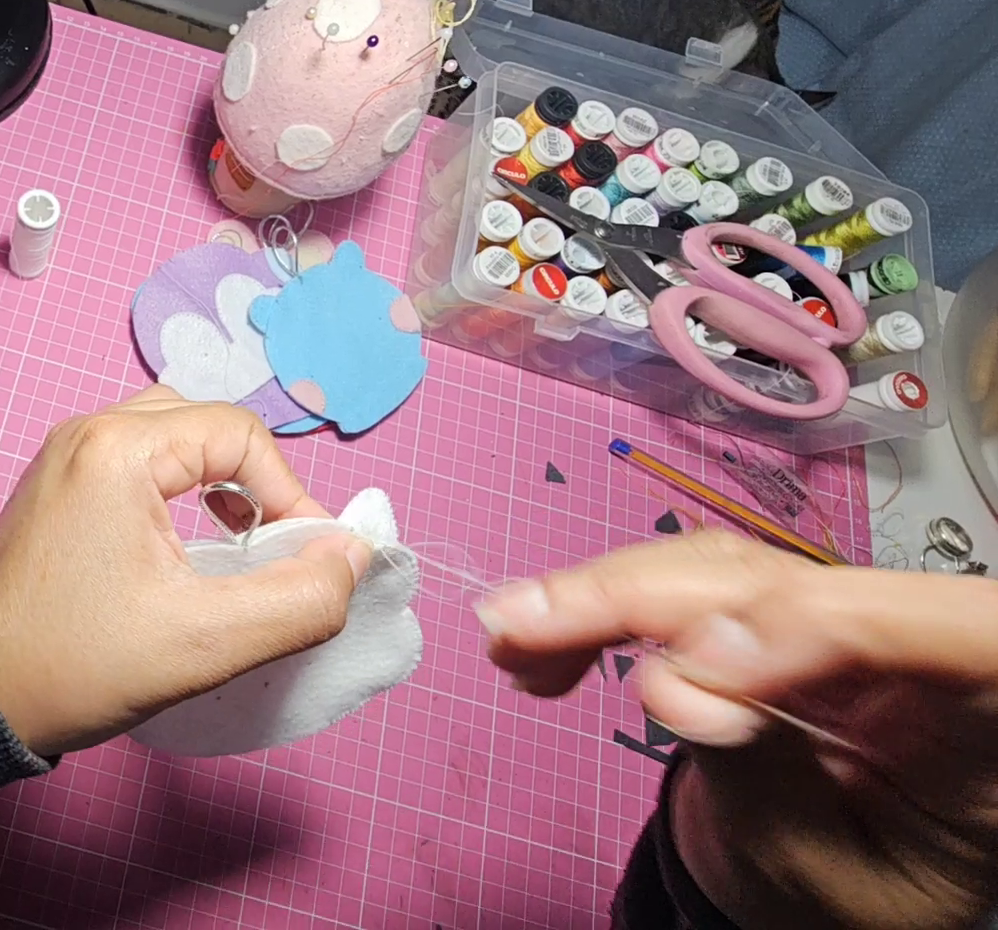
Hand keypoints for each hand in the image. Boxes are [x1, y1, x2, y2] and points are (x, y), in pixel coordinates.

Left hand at [0, 386, 369, 756]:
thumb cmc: (76, 663)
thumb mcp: (205, 642)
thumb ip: (298, 598)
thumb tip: (351, 554)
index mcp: (118, 449)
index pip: (239, 433)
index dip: (291, 493)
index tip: (306, 559)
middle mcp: (89, 432)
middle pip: (205, 423)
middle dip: (255, 479)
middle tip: (271, 546)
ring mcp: (67, 453)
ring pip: (172, 434)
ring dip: (217, 476)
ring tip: (236, 534)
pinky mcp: (59, 480)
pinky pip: (137, 456)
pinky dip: (178, 483)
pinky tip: (187, 532)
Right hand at [477, 530, 997, 929]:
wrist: (796, 886)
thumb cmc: (831, 891)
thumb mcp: (811, 864)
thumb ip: (755, 769)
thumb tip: (672, 689)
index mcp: (975, 721)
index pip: (950, 629)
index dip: (824, 623)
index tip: (694, 671)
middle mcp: (898, 647)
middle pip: (770, 584)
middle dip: (633, 600)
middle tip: (519, 629)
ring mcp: (812, 618)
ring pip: (698, 567)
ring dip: (588, 597)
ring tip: (508, 638)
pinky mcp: (740, 611)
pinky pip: (658, 583)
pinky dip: (585, 611)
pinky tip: (536, 645)